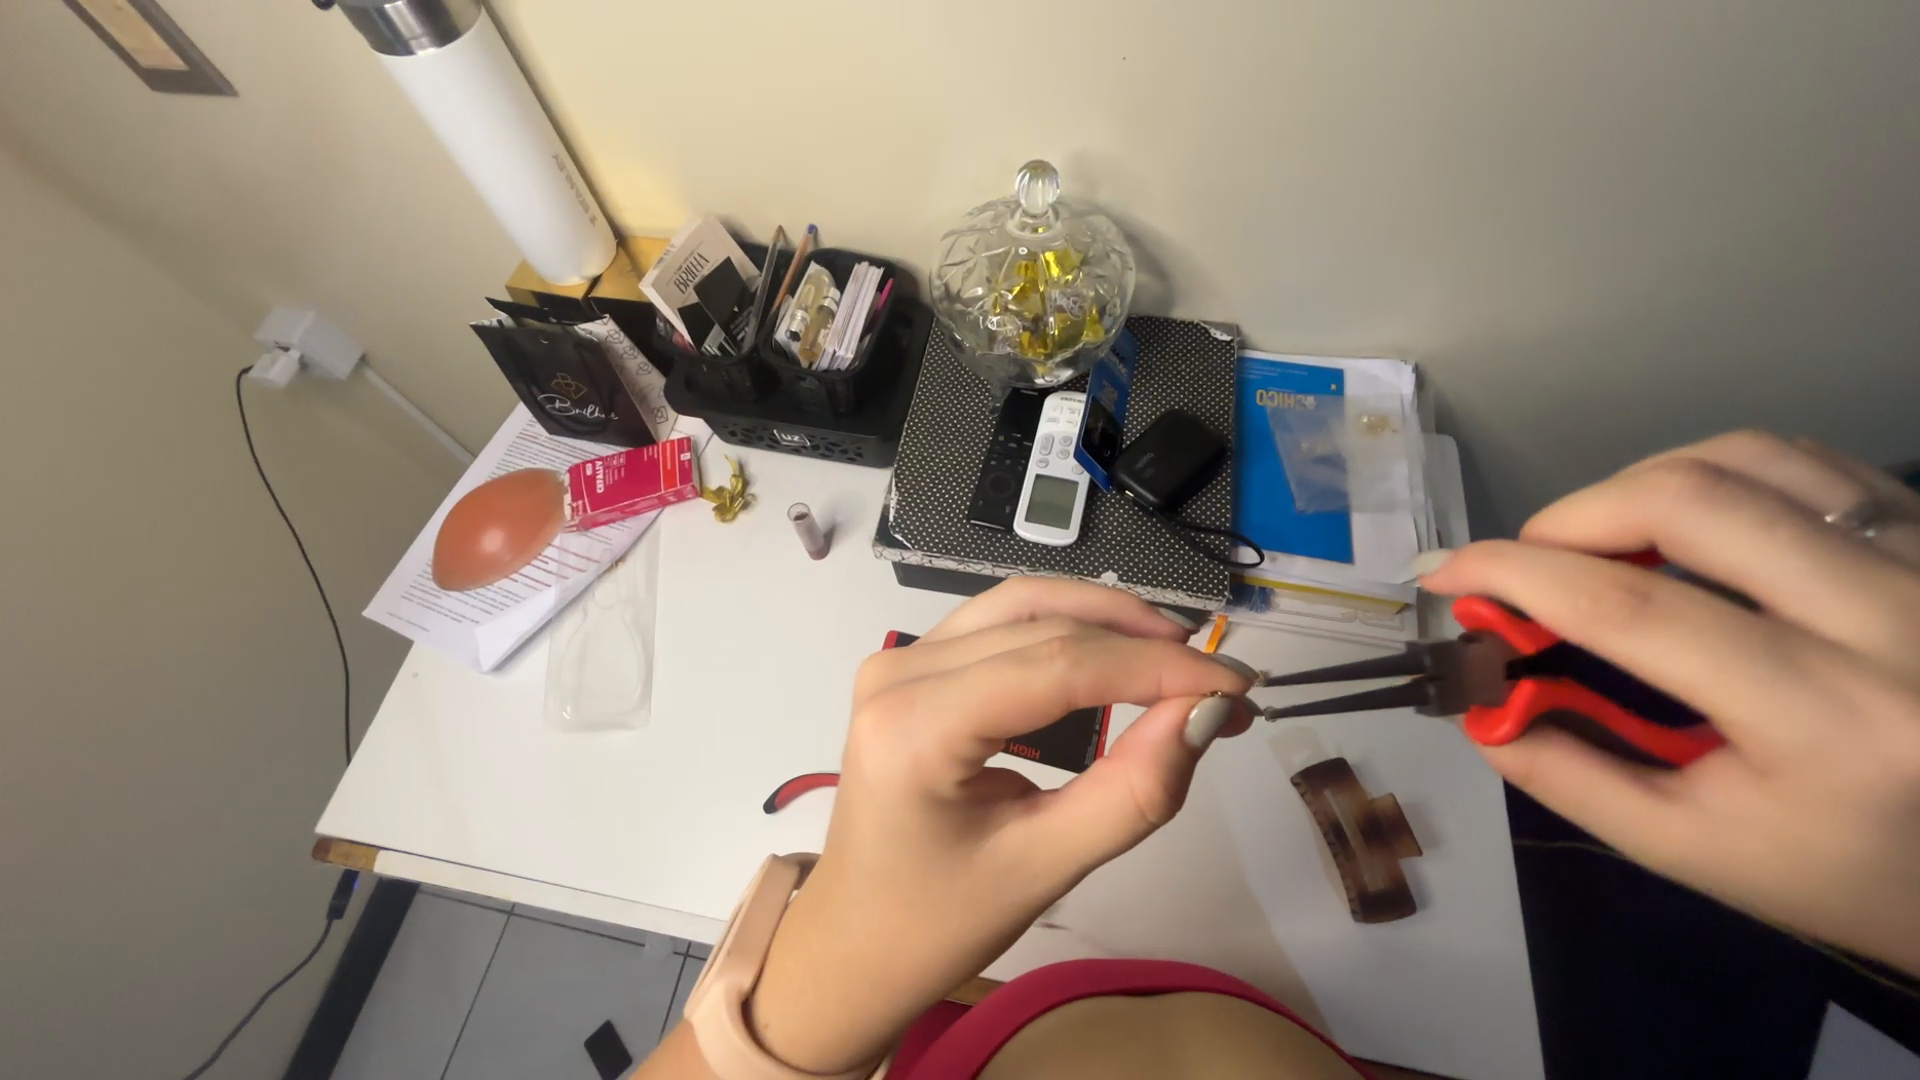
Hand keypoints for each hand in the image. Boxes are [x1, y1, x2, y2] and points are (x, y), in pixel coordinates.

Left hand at [745, 578, 1257, 1071]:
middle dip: (1142, 646)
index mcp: (916, 726)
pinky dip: (1067, 630)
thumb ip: (1133, 790)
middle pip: (1043, 625)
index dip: (1156, 668)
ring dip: (1107, 622)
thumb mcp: (1044, 867)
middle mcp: (899, 671)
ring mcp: (899, 660)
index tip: (1237, 687)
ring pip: (1023, 605)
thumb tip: (1204, 715)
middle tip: (1220, 686)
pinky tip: (1116, 656)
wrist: (852, 940)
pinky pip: (1001, 622)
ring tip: (1179, 661)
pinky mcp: (912, 664)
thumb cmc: (938, 922)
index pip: (1058, 665)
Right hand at [1421, 431, 1919, 972]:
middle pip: (1686, 500)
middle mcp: (1899, 622)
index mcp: (1829, 721)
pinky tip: (1677, 528)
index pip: (1628, 608)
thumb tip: (1478, 702)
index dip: (1510, 574)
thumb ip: (1566, 773)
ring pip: (1744, 460)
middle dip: (1565, 518)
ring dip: (1629, 488)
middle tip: (1527, 565)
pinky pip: (1800, 464)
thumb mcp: (1692, 848)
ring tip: (1595, 544)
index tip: (1443, 575)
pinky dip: (1705, 478)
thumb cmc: (1858, 872)